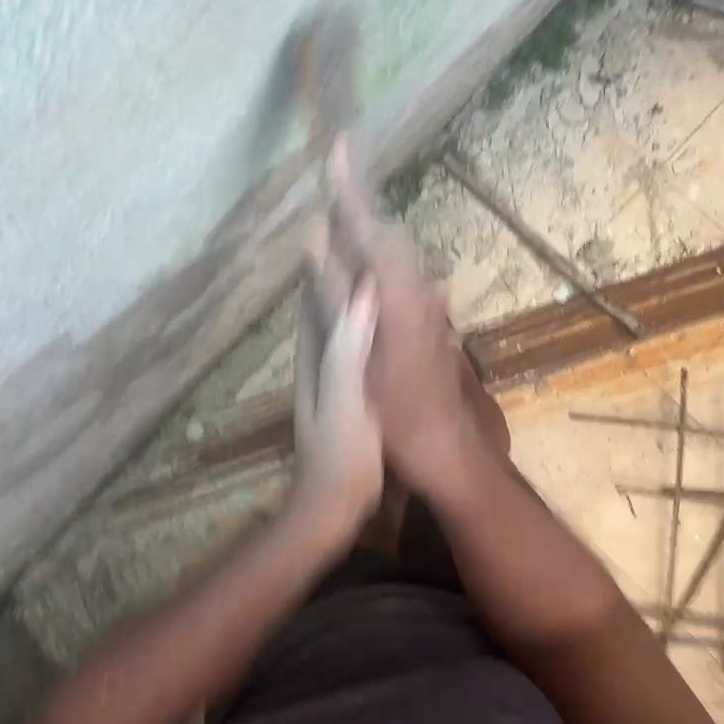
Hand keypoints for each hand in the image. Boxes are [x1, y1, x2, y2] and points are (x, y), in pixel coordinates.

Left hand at [292, 253, 383, 529]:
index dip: (329, 251)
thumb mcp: (345, 399)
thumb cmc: (340, 455)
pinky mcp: (355, 388)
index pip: (319, 287)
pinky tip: (406, 316)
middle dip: (349, 262)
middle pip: (333, 295)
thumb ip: (348, 345)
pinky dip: (383, 319)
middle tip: (377, 228)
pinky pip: (367, 340)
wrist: (331, 508)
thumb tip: (363, 287)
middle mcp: (322, 352)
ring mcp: (337, 371)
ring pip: (350, 316)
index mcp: (317, 349)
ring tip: (395, 259)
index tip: (344, 214)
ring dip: (367, 287)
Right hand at [326, 139, 485, 496]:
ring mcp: (427, 301)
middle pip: (383, 231)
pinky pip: (396, 270)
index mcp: (398, 290)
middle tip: (333, 171)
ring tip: (338, 207)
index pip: (369, 226)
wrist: (446, 447)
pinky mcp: (427, 316)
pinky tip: (358, 263)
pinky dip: (375, 255)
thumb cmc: (395, 409)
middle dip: (357, 200)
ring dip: (366, 227)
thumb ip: (337, 295)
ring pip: (392, 250)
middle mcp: (418, 285)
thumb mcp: (356, 355)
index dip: (349, 186)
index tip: (339, 146)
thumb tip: (315, 242)